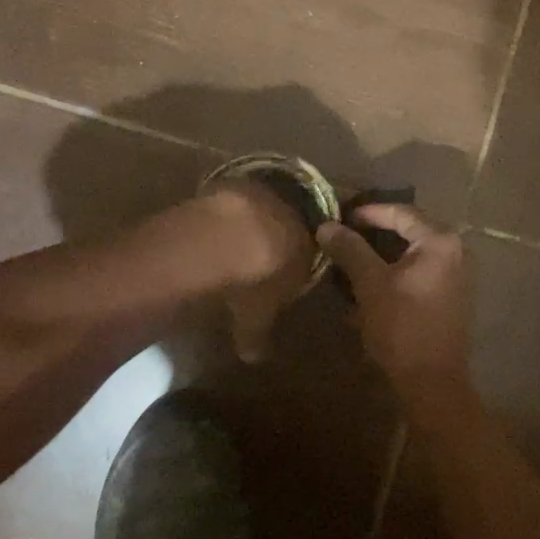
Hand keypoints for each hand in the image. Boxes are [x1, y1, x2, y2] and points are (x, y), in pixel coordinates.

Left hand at [197, 181, 314, 361]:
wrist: (229, 234)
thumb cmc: (255, 279)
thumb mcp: (257, 315)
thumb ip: (257, 336)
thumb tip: (254, 360)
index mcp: (313, 249)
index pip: (318, 251)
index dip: (306, 258)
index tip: (294, 264)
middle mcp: (301, 217)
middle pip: (298, 222)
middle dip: (286, 232)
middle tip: (269, 245)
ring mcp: (273, 193)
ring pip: (274, 203)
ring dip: (262, 213)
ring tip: (242, 229)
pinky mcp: (244, 178)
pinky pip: (246, 191)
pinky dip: (237, 202)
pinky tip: (221, 217)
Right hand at [316, 204, 470, 389]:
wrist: (432, 382)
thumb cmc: (402, 327)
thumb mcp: (370, 284)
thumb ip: (350, 250)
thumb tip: (327, 225)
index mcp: (440, 241)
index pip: (400, 212)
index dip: (367, 212)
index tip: (339, 217)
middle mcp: (456, 251)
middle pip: (409, 230)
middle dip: (374, 232)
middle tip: (343, 234)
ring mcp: (457, 275)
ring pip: (413, 253)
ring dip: (383, 254)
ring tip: (352, 257)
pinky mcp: (451, 297)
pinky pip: (420, 272)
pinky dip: (396, 272)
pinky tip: (371, 282)